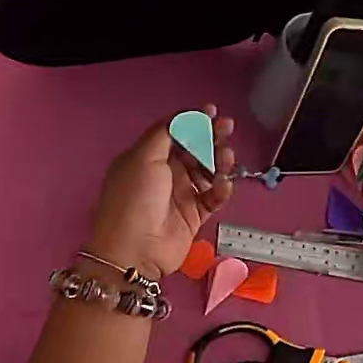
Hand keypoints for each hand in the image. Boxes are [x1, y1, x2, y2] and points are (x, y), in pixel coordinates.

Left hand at [84, 106, 234, 277]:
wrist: (134, 251)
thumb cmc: (135, 200)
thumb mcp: (143, 158)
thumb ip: (165, 134)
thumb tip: (184, 118)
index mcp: (147, 157)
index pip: (174, 132)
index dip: (192, 120)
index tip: (211, 111)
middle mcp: (164, 173)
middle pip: (194, 148)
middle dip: (211, 136)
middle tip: (227, 128)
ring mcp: (180, 194)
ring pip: (207, 170)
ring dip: (219, 161)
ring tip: (227, 158)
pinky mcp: (194, 215)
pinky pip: (213, 196)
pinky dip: (221, 189)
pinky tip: (223, 185)